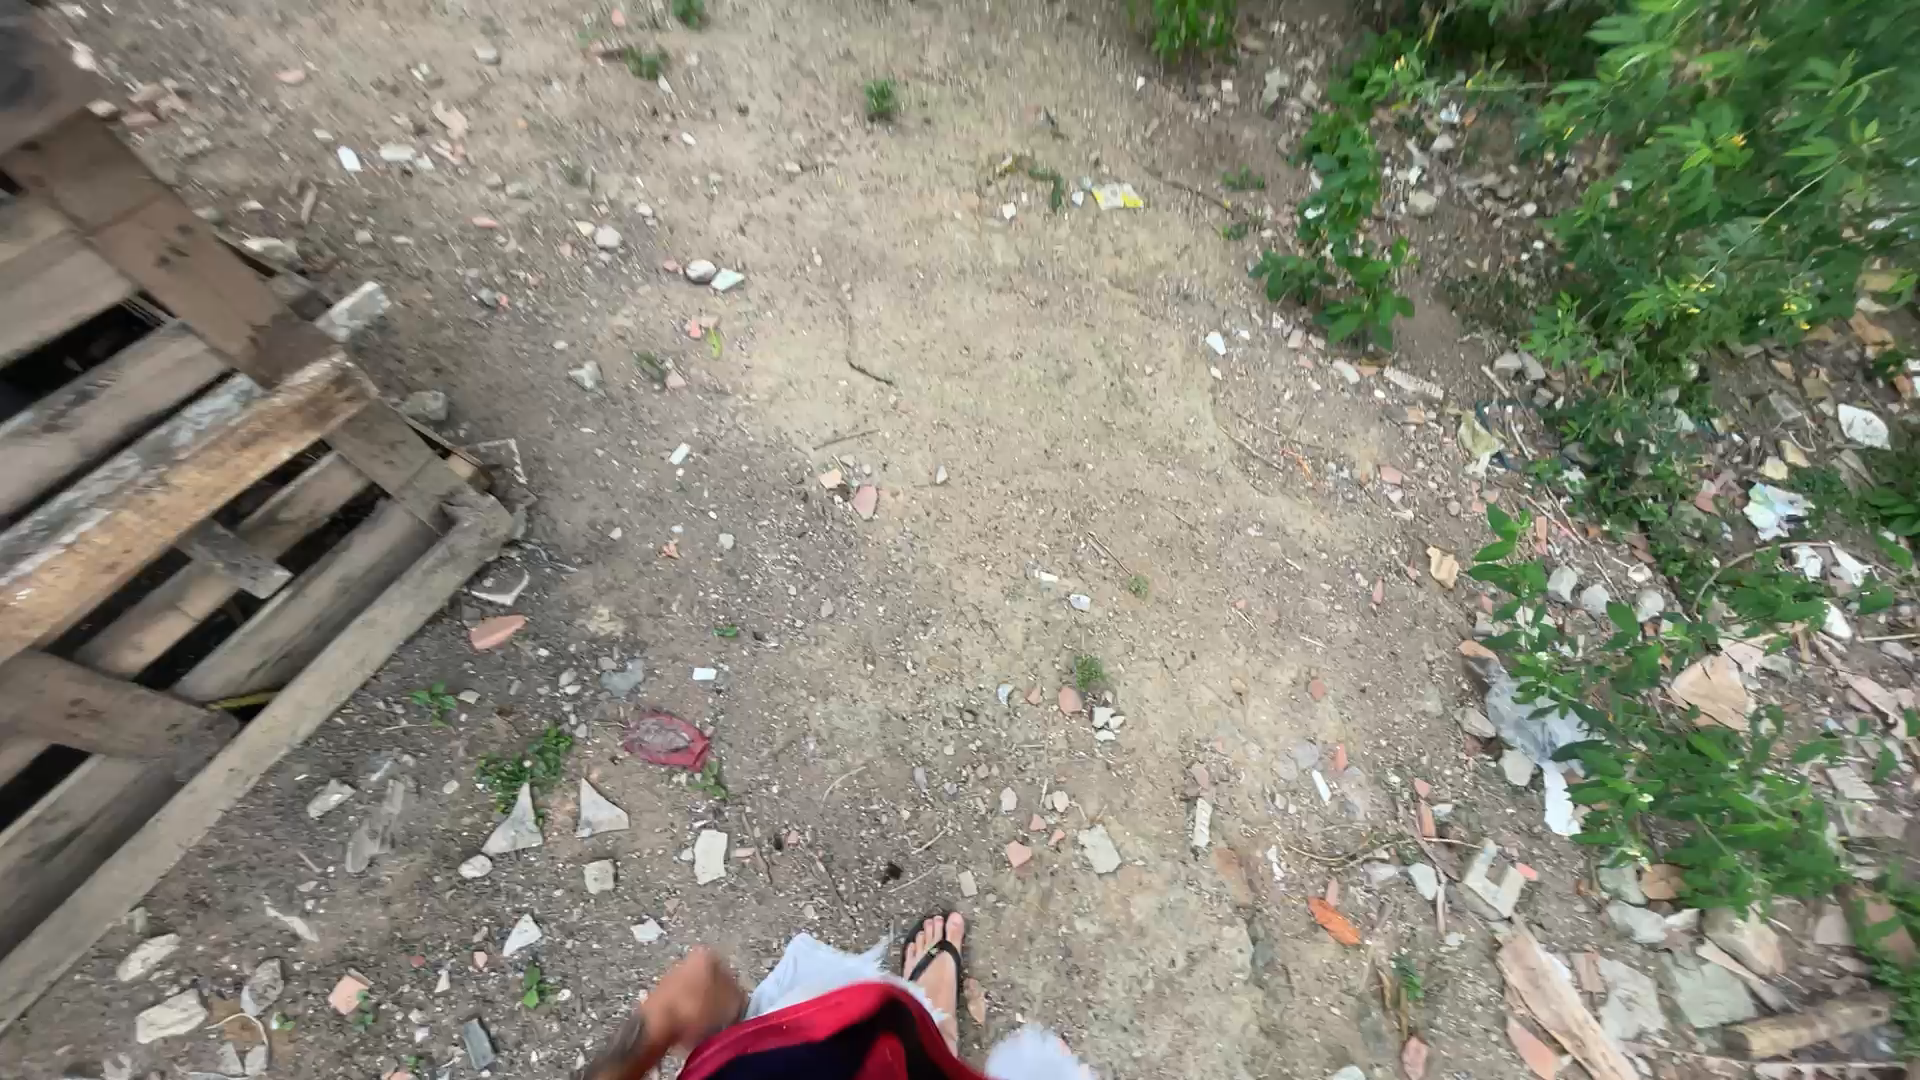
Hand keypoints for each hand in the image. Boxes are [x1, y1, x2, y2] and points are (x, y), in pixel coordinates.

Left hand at [641, 946, 745, 1048]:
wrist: (655, 1026)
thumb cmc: (696, 1009)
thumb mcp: (730, 1005)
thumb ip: (740, 999)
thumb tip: (739, 1000)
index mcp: (708, 954)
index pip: (729, 971)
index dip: (735, 993)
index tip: (734, 1010)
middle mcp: (689, 958)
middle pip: (710, 980)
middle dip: (715, 998)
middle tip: (720, 1019)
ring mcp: (671, 975)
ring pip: (694, 993)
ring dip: (699, 1007)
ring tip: (703, 1028)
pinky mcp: (657, 995)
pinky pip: (679, 1004)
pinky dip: (685, 1015)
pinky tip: (687, 1030)